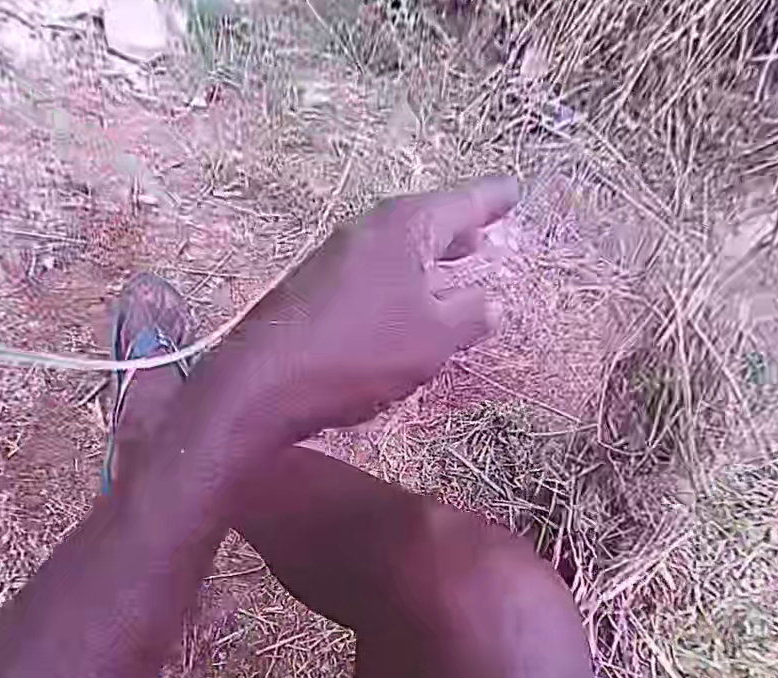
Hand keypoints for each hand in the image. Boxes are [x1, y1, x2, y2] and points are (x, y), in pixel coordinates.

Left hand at [200, 176, 519, 442]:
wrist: (263, 384)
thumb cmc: (357, 356)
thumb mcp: (430, 342)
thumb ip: (467, 319)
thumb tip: (492, 304)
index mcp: (403, 228)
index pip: (461, 204)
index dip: (491, 200)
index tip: (513, 192)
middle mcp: (364, 231)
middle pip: (422, 222)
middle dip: (455, 230)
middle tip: (483, 232)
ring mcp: (331, 259)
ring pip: (392, 250)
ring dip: (423, 258)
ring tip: (449, 265)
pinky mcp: (308, 290)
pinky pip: (367, 275)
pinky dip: (393, 281)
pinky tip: (396, 304)